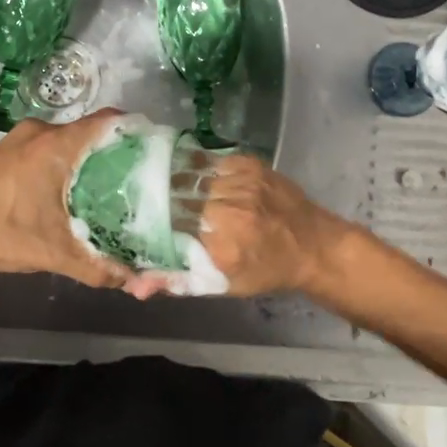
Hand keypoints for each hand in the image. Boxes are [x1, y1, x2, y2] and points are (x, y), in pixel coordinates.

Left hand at [0, 112, 131, 288]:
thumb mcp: (52, 254)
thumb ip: (97, 267)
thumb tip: (137, 282)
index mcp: (56, 145)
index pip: (110, 121)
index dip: (137, 132)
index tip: (158, 153)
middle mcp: (40, 131)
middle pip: (91, 133)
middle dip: (116, 154)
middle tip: (140, 181)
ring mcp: (19, 139)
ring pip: (68, 142)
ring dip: (88, 161)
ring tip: (111, 190)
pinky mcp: (5, 150)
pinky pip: (48, 149)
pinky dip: (64, 164)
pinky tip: (70, 194)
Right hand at [134, 155, 361, 297]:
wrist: (314, 245)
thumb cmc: (266, 271)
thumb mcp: (221, 285)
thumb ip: (176, 282)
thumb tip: (135, 286)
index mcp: (223, 245)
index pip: (168, 227)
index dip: (147, 223)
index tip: (131, 223)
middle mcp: (231, 209)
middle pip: (175, 195)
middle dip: (156, 197)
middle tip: (138, 199)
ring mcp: (242, 181)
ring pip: (190, 174)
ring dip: (171, 178)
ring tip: (154, 181)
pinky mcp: (249, 163)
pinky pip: (208, 160)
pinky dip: (194, 166)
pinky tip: (184, 171)